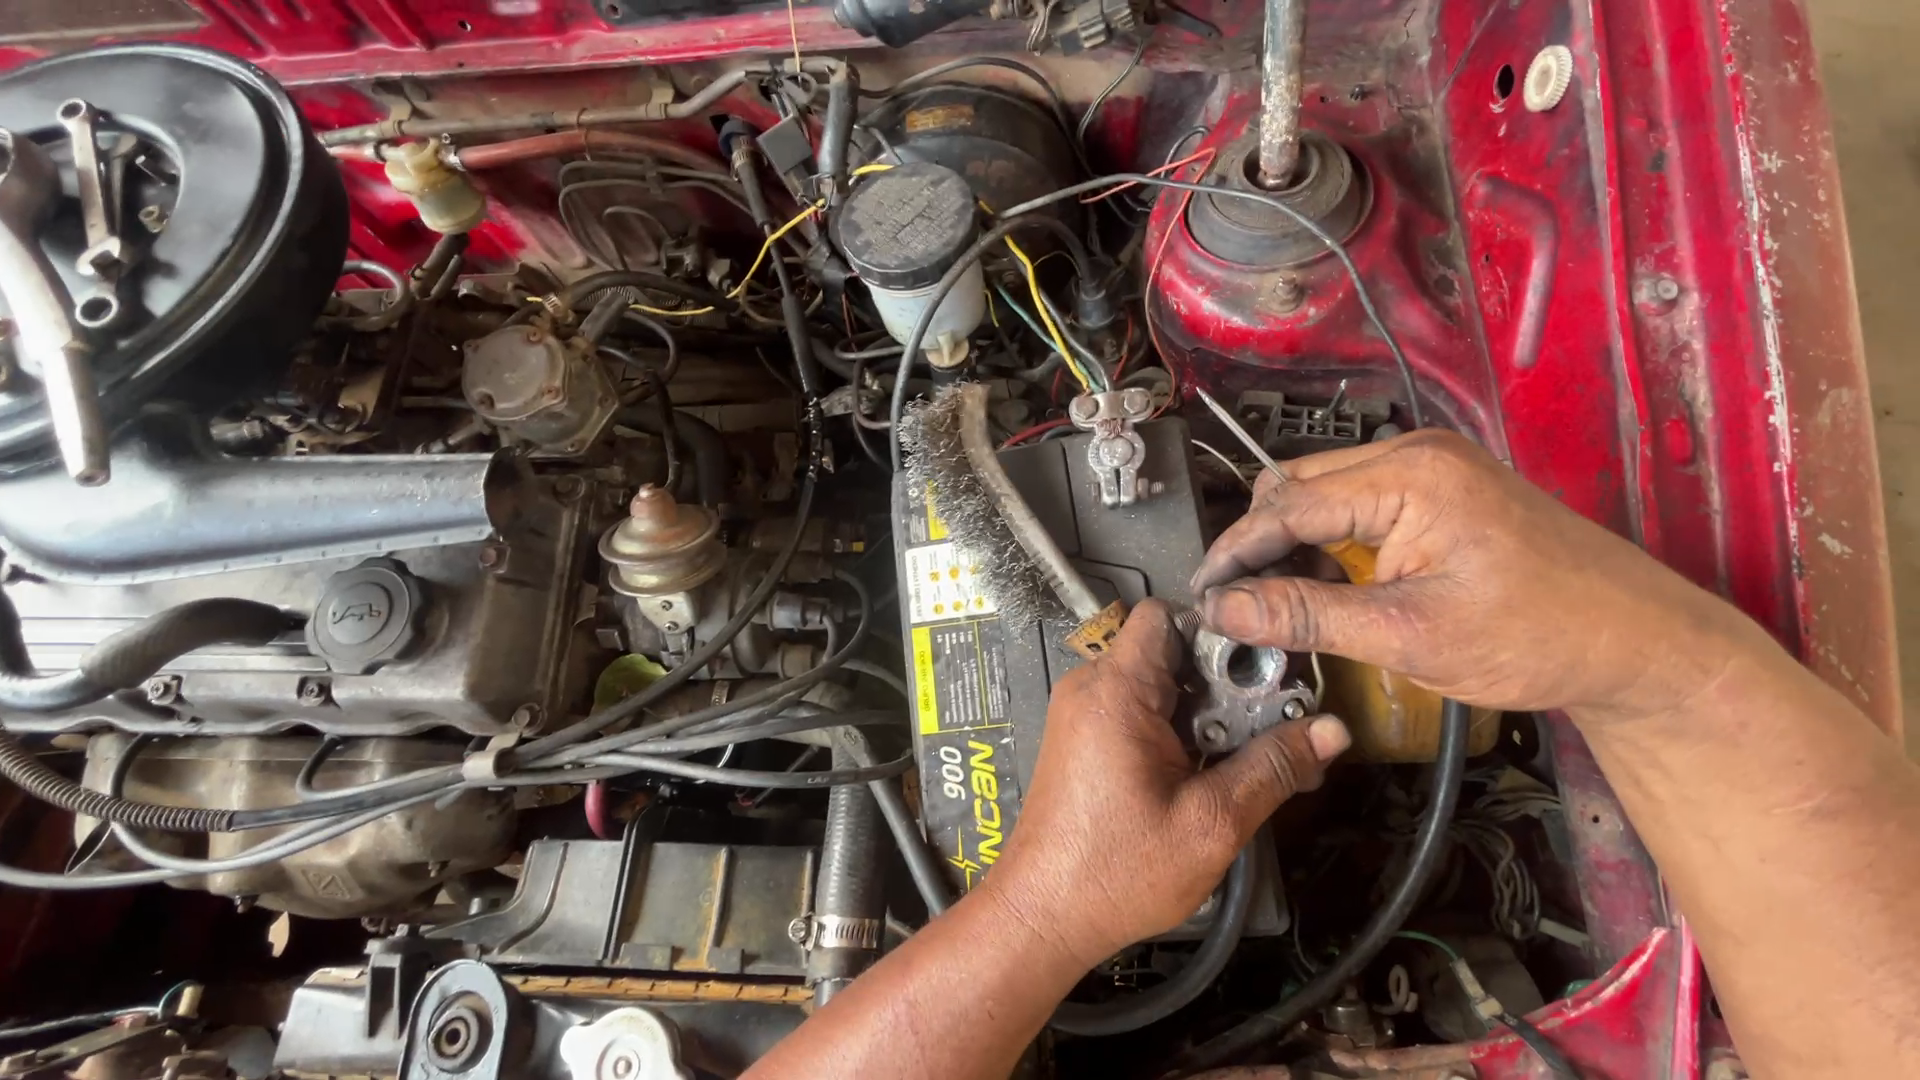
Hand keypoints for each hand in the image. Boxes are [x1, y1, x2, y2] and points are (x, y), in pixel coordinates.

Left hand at [977, 600, 1349, 965]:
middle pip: (1166, 650)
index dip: (1217, 631)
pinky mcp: (1082, 736)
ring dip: (1203, 710)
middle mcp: (1090, 687)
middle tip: (1267, 723)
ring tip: (1241, 754)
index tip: (1261, 670)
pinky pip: (1135, 709)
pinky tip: (1204, 770)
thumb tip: (1331, 729)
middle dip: (1221, 680)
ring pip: (1155, 682)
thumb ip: (1272, 768)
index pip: (1165, 616)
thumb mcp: (1210, 822)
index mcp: (1115, 690)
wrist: (1044, 912)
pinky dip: (1174, 727)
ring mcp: (1081, 711)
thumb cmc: (1117, 870)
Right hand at [1190, 430, 1769, 720]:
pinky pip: (1354, 501)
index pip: (1287, 505)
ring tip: (1284, 599)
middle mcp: (1416, 453)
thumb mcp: (1405, 635)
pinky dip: (1327, 541)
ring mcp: (1431, 466)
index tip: (1203, 594)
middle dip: (1260, 543)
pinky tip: (1328, 583)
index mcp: (1410, 476)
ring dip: (1292, 543)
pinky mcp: (1440, 487)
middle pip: (1296, 487)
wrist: (1643, 646)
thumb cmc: (1539, 637)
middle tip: (1242, 602)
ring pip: (1320, 493)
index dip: (1236, 551)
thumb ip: (1304, 616)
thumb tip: (1224, 610)